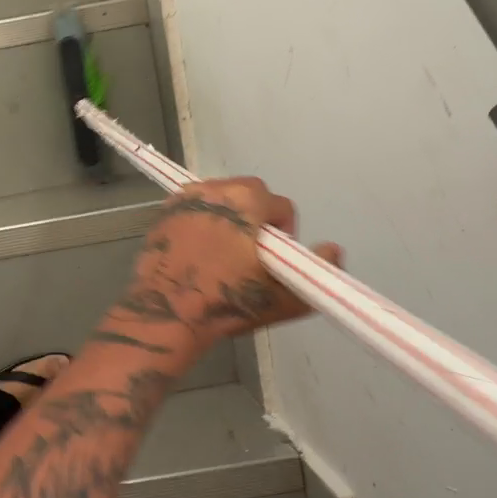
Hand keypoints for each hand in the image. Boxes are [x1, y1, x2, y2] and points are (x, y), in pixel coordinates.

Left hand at [133, 177, 339, 337]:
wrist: (168, 308)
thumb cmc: (229, 301)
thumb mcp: (286, 296)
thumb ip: (318, 270)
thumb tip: (333, 249)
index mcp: (246, 201)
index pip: (280, 205)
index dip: (284, 231)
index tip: (276, 255)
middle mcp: (214, 189)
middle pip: (248, 192)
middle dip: (257, 215)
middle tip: (253, 248)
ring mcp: (184, 197)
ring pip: (219, 195)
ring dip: (229, 213)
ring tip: (226, 245)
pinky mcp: (163, 210)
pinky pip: (193, 204)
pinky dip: (202, 216)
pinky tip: (200, 244)